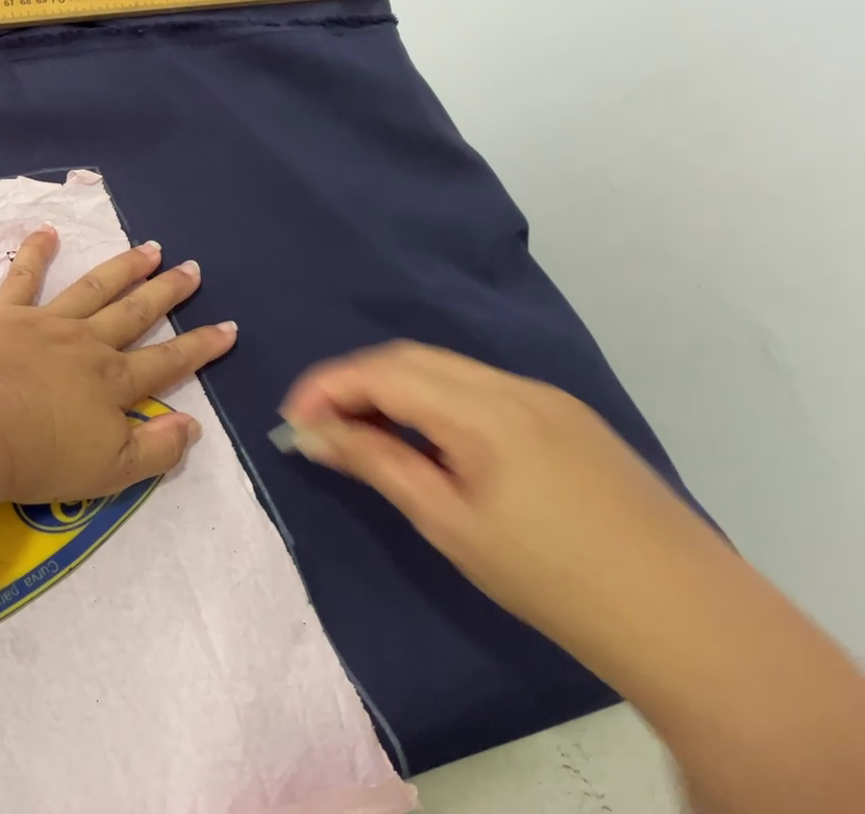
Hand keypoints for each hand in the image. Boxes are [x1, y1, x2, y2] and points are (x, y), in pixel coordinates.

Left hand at [0, 228, 238, 503]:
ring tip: (149, 248)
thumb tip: (193, 424)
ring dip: (123, 268)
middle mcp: (87, 344)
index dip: (200, 346)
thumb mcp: (113, 471)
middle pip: (135, 313)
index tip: (228, 327)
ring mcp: (47, 324)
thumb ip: (158, 449)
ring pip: (94, 289)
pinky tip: (48, 231)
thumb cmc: (42, 457)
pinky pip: (24, 278)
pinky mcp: (6, 317)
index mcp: (114, 382)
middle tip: (191, 269)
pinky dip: (36, 252)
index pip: (168, 362)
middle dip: (167, 292)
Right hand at [279, 341, 714, 641]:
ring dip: (390, 390)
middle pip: (410, 358)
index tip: (290, 423)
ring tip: (360, 435)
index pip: (382, 371)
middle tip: (317, 428)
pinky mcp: (566, 421)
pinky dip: (430, 402)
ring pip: (444, 371)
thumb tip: (309, 432)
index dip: (325, 387)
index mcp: (486, 410)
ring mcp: (548, 401)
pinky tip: (422, 440)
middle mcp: (516, 387)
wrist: (687, 620)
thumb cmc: (549, 575)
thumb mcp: (446, 520)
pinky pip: (477, 390)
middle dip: (352, 383)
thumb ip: (375, 462)